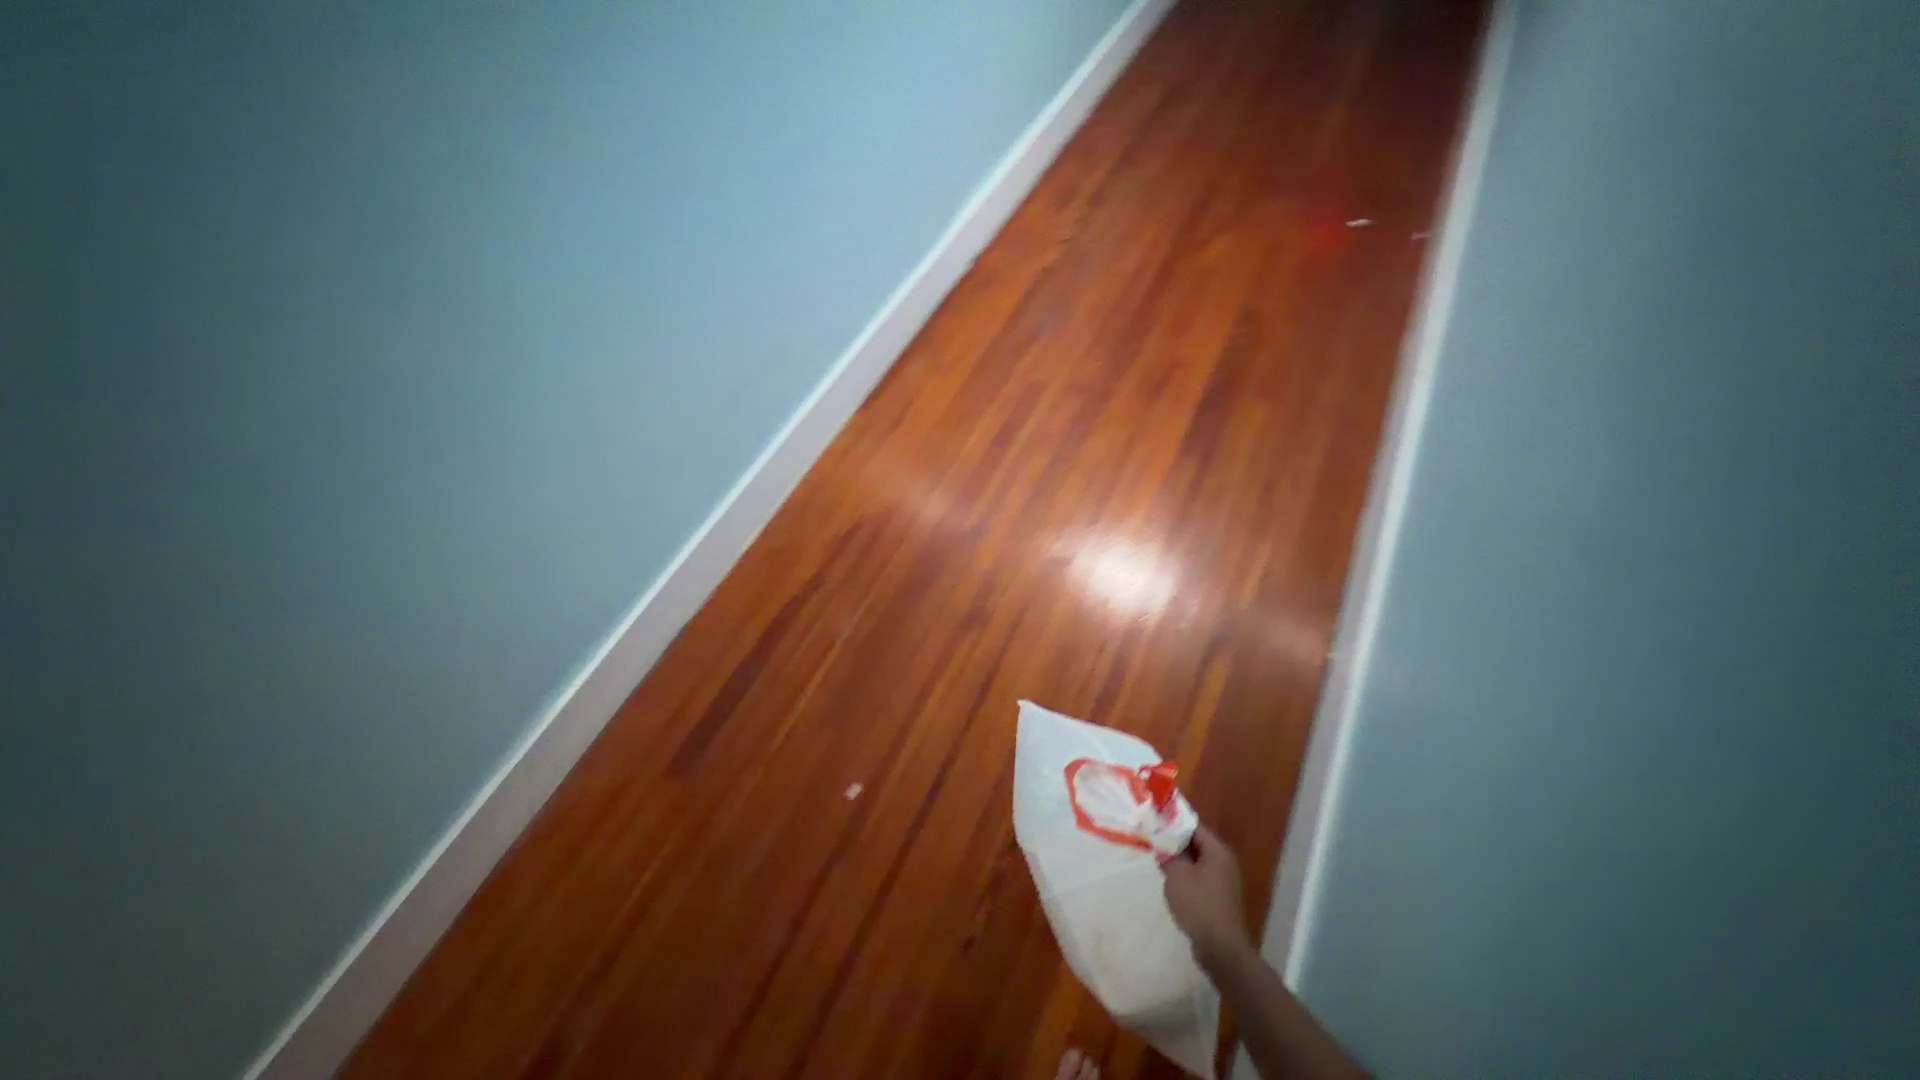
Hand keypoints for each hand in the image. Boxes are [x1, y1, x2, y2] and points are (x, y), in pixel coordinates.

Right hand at [1158, 823, 1250, 964]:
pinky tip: (1171, 884)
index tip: (1156, 821)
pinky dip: (1187, 878)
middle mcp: (1225, 863)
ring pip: (1198, 864)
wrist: (1220, 946)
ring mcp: (1224, 883)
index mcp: (1218, 852)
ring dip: (1180, 862)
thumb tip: (1164, 849)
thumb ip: (1169, 857)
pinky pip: (1200, 880)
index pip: (1195, 827)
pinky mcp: (1220, 900)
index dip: (1175, 823)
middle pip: (1198, 844)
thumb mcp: (1177, 875)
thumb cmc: (1198, 904)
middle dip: (1176, 843)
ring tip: (1158, 860)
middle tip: (1153, 840)